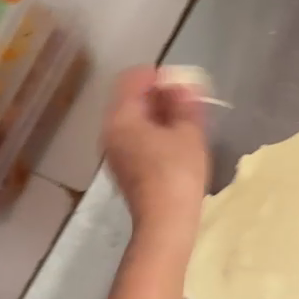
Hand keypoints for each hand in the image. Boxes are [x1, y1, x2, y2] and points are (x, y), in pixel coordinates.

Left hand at [102, 66, 208, 242]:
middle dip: (159, 95)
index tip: (183, 84)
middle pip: (130, 99)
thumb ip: (185, 102)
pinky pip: (134, 138)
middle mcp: (109, 131)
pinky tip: (174, 144)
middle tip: (188, 102)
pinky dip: (152, 133)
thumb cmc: (178, 174)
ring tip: (185, 123)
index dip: (159, 75)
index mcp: (121, 117)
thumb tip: (182, 85)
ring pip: (133, 120)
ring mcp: (113, 151)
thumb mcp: (189, 133)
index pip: (132, 78)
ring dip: (157, 115)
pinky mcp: (122, 168)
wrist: (165, 224)